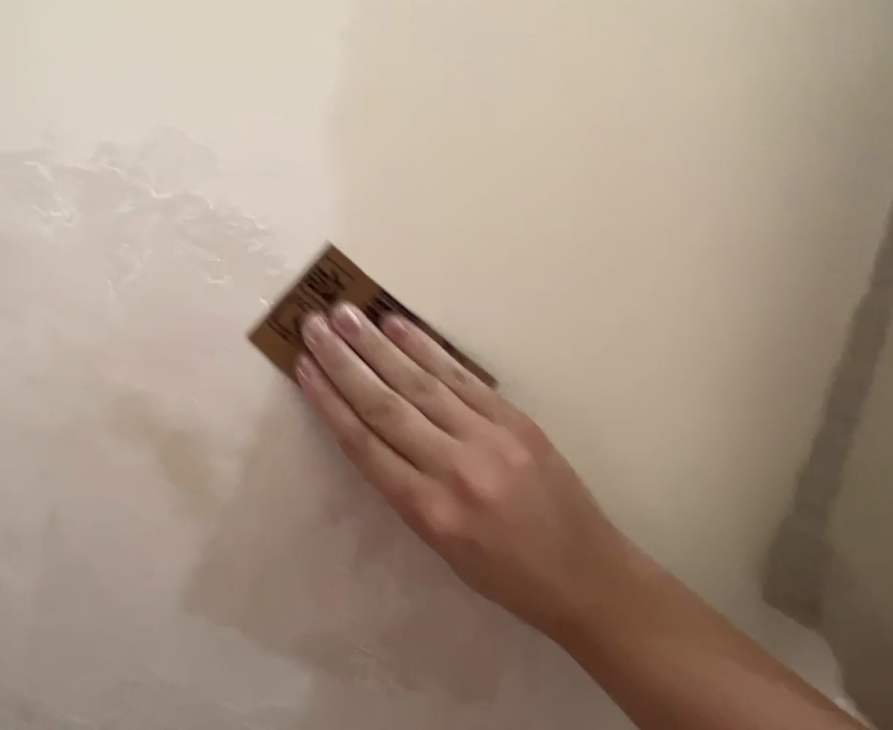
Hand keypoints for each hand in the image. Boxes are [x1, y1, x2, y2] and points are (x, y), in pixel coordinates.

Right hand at [294, 304, 639, 637]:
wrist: (590, 579)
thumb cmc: (505, 574)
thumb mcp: (439, 545)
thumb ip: (403, 487)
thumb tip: (368, 428)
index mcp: (430, 512)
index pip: (364, 445)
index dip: (329, 401)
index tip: (302, 367)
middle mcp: (455, 470)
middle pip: (384, 406)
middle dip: (343, 362)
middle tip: (314, 325)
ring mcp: (489, 440)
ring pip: (419, 383)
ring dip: (376, 344)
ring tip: (345, 314)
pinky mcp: (515, 421)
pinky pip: (461, 378)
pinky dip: (426, 348)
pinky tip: (398, 326)